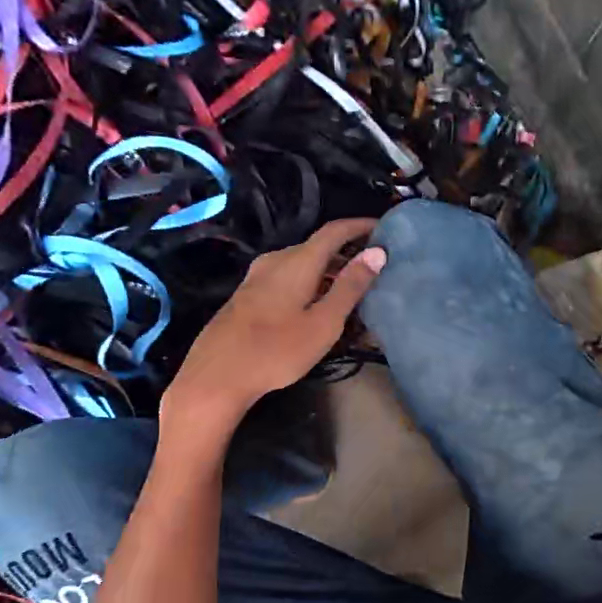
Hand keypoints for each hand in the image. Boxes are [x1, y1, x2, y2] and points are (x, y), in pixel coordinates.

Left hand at [163, 219, 386, 428]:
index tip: (384, 230)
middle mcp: (275, 260)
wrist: (217, 376)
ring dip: (327, 272)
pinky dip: (309, 283)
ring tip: (351, 292)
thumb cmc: (276, 351)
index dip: (360, 227)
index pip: (334, 231)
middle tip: (374, 271)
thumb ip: (350, 287)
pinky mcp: (247, 296)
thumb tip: (376, 253)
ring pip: (301, 265)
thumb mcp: (323, 323)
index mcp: (296, 261)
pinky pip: (286, 278)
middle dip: (346, 254)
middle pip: (317, 248)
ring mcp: (257, 277)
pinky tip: (316, 307)